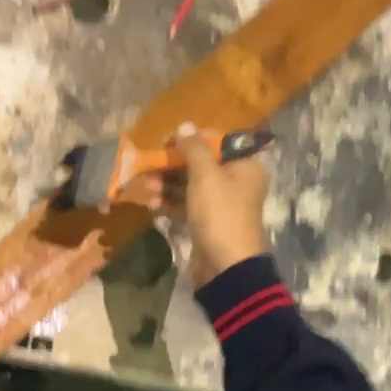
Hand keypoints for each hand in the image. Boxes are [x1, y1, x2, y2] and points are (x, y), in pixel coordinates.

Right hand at [145, 123, 269, 286]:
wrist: (225, 265)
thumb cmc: (220, 214)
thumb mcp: (206, 176)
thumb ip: (194, 149)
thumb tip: (184, 125)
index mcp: (244, 165)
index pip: (217, 142)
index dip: (190, 140)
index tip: (166, 143)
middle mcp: (235, 181)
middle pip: (201, 164)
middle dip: (173, 165)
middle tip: (149, 166)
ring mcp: (220, 204)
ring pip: (190, 186)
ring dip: (167, 185)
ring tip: (146, 187)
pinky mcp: (206, 222)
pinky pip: (186, 206)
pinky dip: (170, 203)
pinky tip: (152, 205)